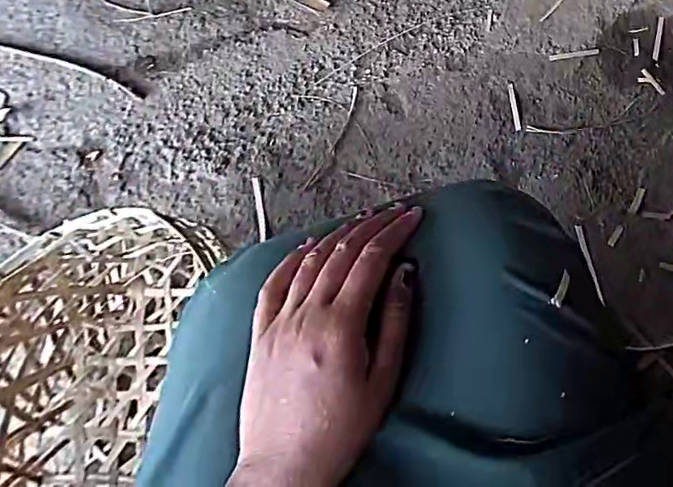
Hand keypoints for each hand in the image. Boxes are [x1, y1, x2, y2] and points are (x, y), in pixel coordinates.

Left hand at [228, 206, 422, 486]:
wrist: (283, 471)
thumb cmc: (337, 432)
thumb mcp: (382, 380)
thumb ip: (395, 321)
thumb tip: (404, 274)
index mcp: (339, 326)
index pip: (371, 259)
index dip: (395, 231)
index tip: (412, 217)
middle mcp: (307, 315)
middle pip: (343, 251)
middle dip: (373, 224)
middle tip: (394, 212)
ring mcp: (279, 322)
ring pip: (311, 260)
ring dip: (339, 232)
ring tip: (361, 219)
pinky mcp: (260, 334)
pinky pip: (274, 283)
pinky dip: (292, 257)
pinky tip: (308, 245)